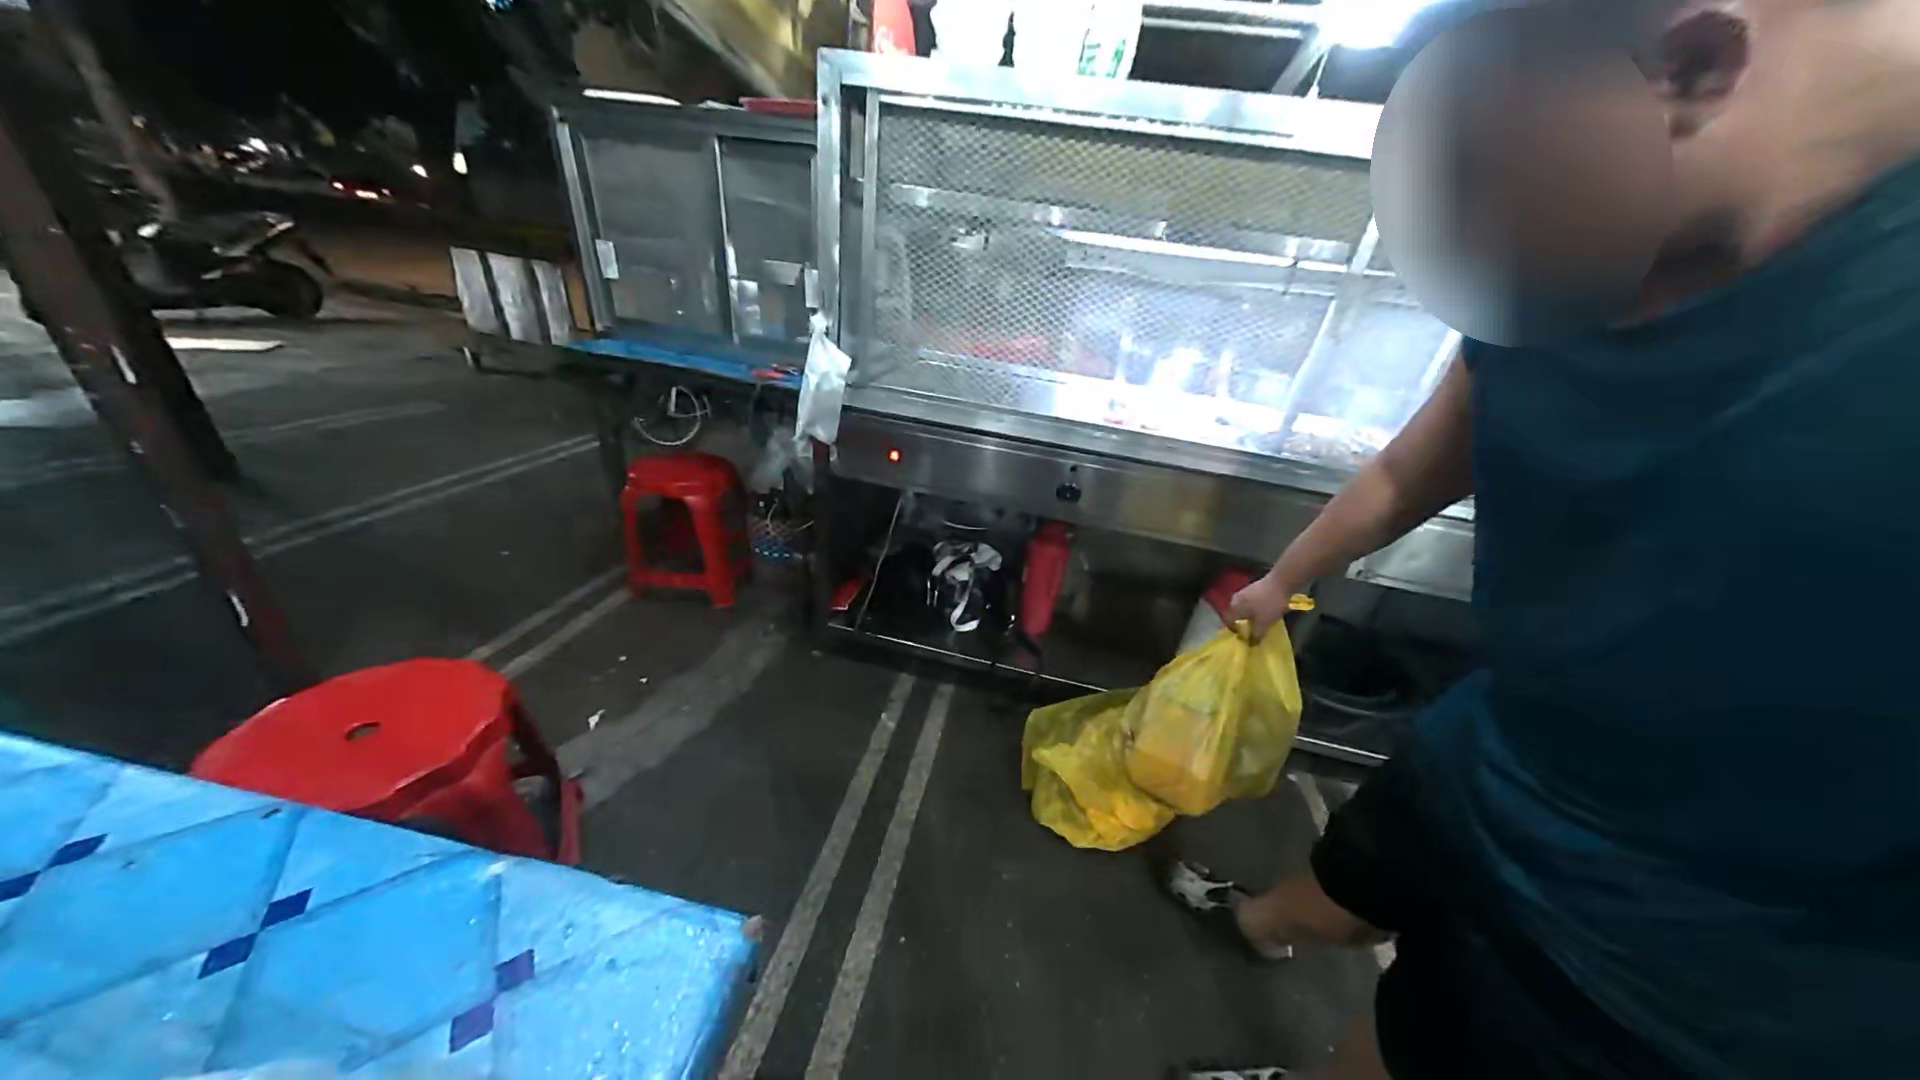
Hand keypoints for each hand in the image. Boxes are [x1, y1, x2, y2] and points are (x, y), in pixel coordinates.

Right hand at [1228, 573, 1299, 641]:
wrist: (1281, 582)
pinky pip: (1250, 602)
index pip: (1229, 623)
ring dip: (1249, 616)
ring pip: (1243, 608)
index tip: (1246, 638)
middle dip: (1243, 624)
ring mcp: (1243, 592)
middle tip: (1253, 631)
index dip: (1237, 632)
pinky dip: (1254, 609)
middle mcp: (1234, 599)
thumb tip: (1251, 644)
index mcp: (1233, 608)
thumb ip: (1255, 635)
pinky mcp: (1252, 588)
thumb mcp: (1263, 624)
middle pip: (1236, 615)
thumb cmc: (1269, 605)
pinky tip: (1264, 611)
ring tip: (1260, 622)